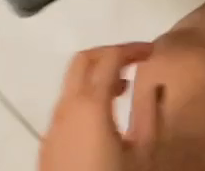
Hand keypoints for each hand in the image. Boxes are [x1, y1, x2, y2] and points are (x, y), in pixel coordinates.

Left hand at [40, 43, 160, 170]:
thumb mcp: (143, 154)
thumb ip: (150, 114)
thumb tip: (157, 86)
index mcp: (91, 103)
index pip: (110, 56)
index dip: (132, 48)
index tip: (152, 51)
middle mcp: (66, 108)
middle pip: (83, 61)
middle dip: (109, 55)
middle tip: (134, 63)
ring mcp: (52, 128)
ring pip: (71, 84)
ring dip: (96, 78)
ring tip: (123, 91)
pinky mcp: (47, 147)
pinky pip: (65, 108)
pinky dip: (84, 100)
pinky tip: (103, 123)